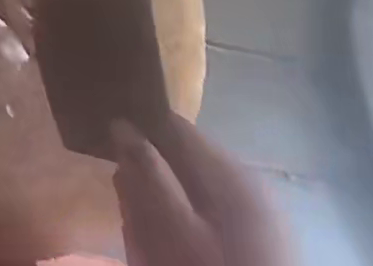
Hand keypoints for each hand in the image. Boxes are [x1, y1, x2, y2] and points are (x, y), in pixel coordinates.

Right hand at [113, 116, 288, 265]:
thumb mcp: (167, 229)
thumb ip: (144, 171)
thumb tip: (122, 125)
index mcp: (230, 171)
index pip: (171, 123)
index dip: (136, 128)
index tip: (109, 146)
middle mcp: (250, 183)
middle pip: (182, 156)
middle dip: (149, 171)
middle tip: (126, 200)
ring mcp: (261, 217)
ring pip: (194, 189)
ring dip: (165, 201)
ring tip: (147, 233)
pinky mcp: (263, 244)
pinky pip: (212, 218)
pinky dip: (187, 225)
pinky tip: (174, 249)